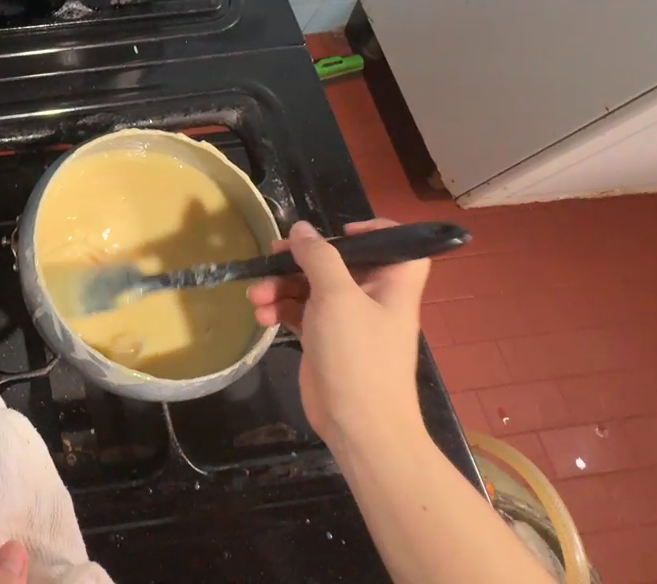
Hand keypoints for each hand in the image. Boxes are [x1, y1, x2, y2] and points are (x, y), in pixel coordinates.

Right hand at [246, 219, 429, 455]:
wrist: (360, 427)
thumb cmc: (359, 356)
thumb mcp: (337, 297)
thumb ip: (318, 258)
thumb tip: (302, 229)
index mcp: (391, 286)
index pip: (399, 247)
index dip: (377, 233)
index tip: (342, 232)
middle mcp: (371, 299)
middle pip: (337, 264)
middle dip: (301, 260)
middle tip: (274, 255)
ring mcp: (347, 322)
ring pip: (311, 288)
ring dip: (281, 286)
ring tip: (257, 295)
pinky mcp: (324, 341)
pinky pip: (299, 313)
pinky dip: (279, 310)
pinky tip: (261, 316)